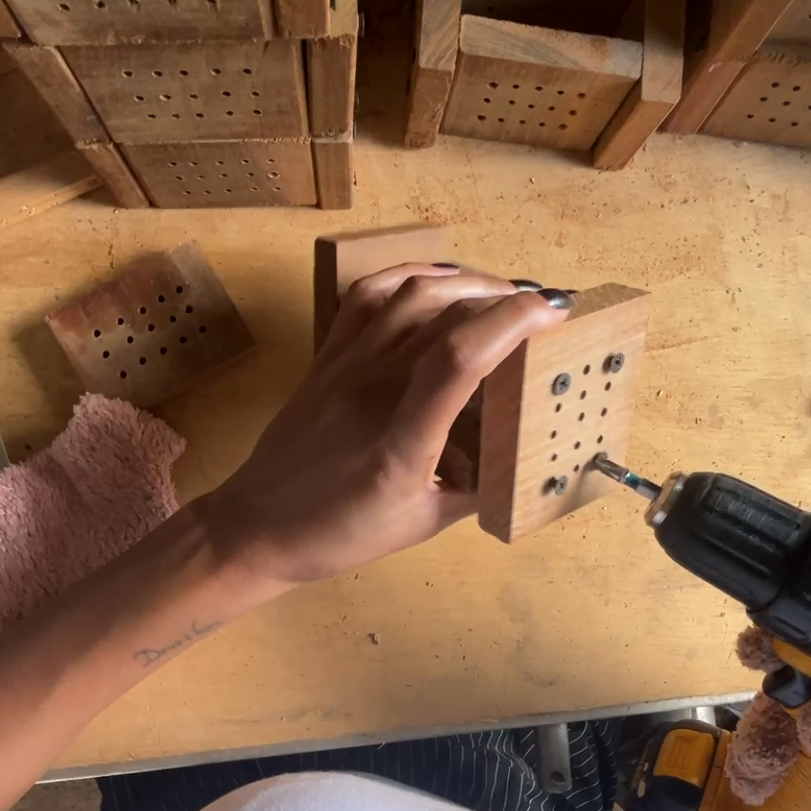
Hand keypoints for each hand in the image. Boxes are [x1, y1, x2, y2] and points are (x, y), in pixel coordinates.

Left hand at [199, 264, 570, 584]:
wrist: (257, 526)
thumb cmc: (338, 535)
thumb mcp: (420, 524)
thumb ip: (473, 489)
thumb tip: (515, 458)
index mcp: (402, 443)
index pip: (461, 357)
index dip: (513, 322)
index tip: (553, 316)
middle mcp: (373, 391)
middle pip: (445, 314)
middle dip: (505, 298)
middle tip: (540, 308)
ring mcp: (344, 368)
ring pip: (410, 293)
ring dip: (465, 281)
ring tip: (499, 292)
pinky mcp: (325, 358)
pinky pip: (366, 296)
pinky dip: (409, 274)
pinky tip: (438, 279)